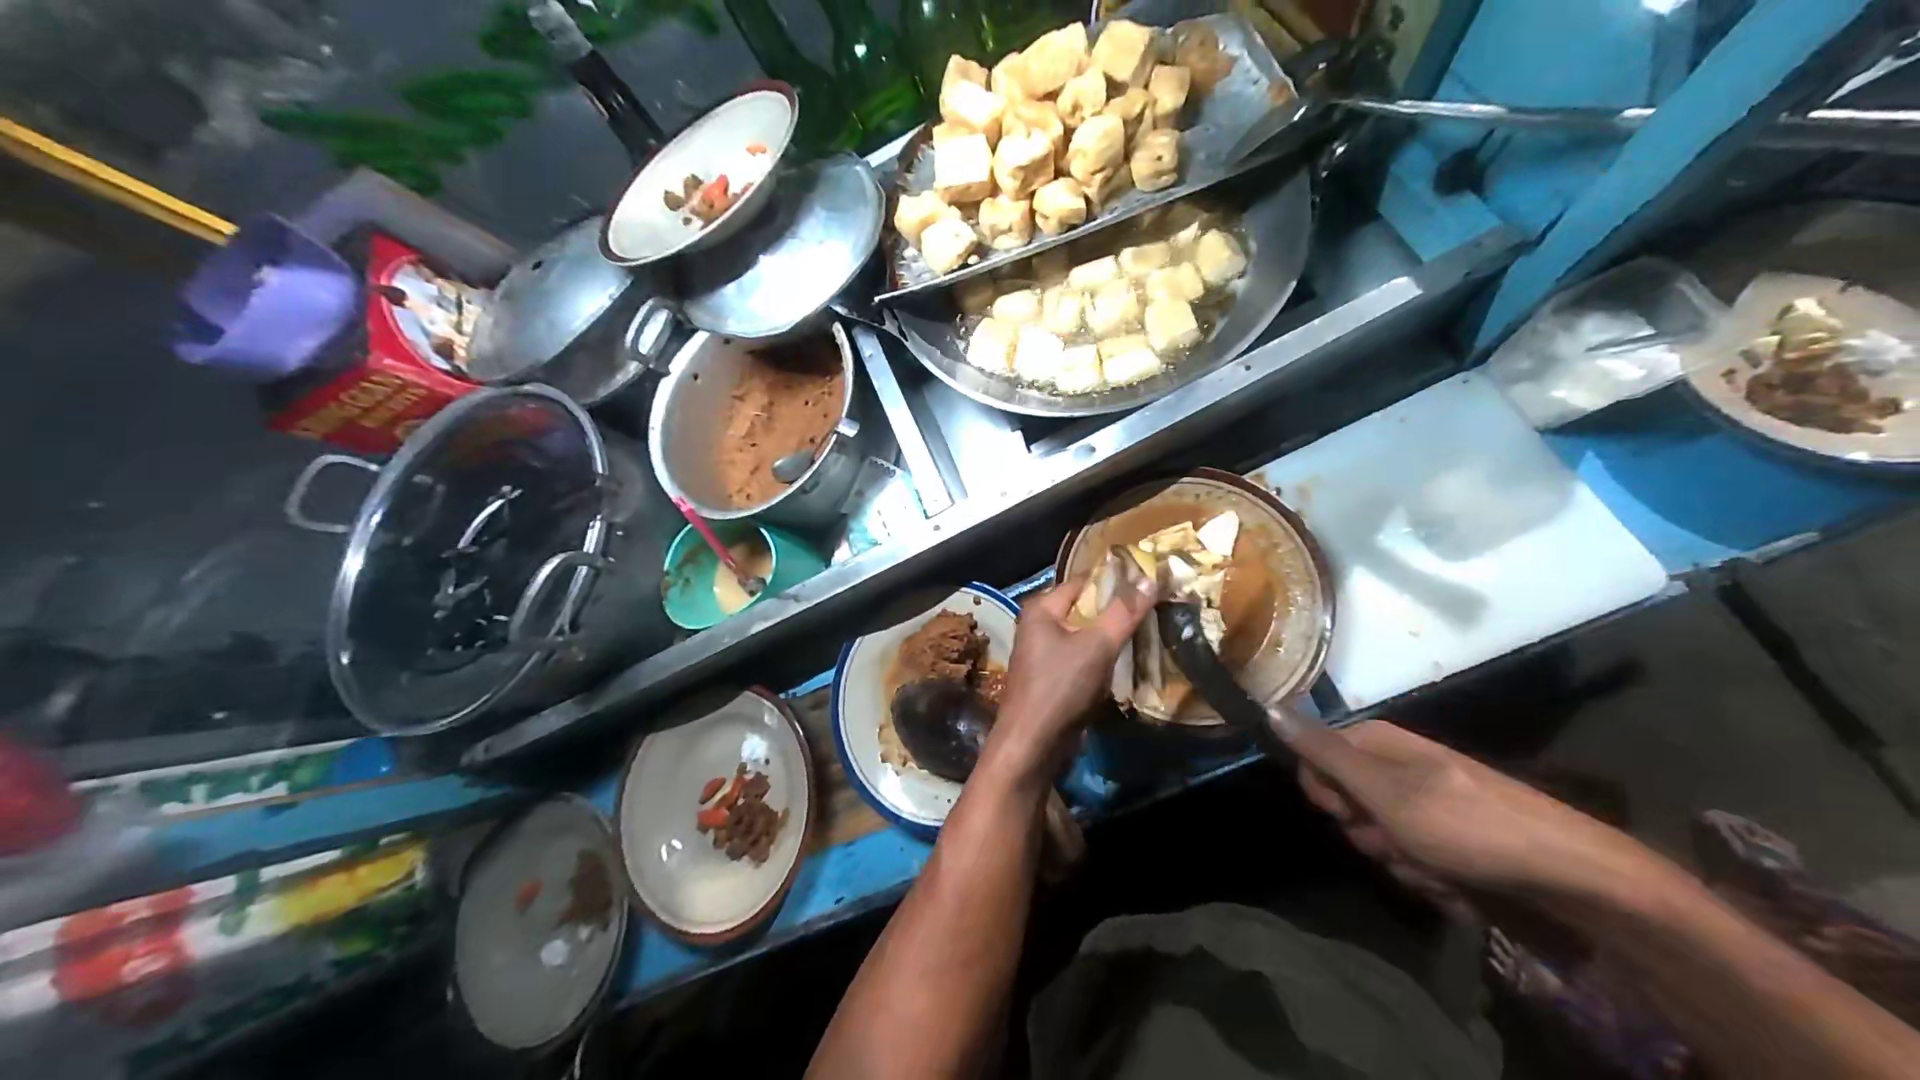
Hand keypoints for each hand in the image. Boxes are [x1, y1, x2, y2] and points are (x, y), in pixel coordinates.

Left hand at [984, 573, 1156, 782]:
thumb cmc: (1061, 687)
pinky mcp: (1052, 678)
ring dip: (1111, 637)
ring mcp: (1043, 653)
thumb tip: (1149, 578)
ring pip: (1085, 636)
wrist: (1033, 744)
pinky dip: (1101, 659)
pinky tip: (1125, 663)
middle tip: (1154, 609)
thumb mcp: (1097, 646)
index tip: (1149, 583)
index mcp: (1040, 609)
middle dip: (1116, 611)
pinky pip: (1082, 658)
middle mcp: (1038, 626)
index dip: (1115, 580)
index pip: (1083, 582)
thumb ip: (1124, 612)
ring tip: (1146, 633)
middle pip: (1084, 609)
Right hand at [1285, 719, 1671, 912]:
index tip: (1349, 811)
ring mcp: (1425, 802)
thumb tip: (1270, 707)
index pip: (1314, 759)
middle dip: (1367, 831)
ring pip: (1377, 835)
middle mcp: (1397, 766)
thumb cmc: (1465, 825)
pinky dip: (1427, 872)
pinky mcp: (1449, 835)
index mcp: (1378, 743)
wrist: (1570, 875)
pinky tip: (1455, 880)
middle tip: (1398, 840)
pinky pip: (1412, 855)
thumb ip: (1323, 752)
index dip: (1324, 791)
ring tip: (1437, 867)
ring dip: (1400, 858)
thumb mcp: (1383, 789)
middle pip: (1344, 801)